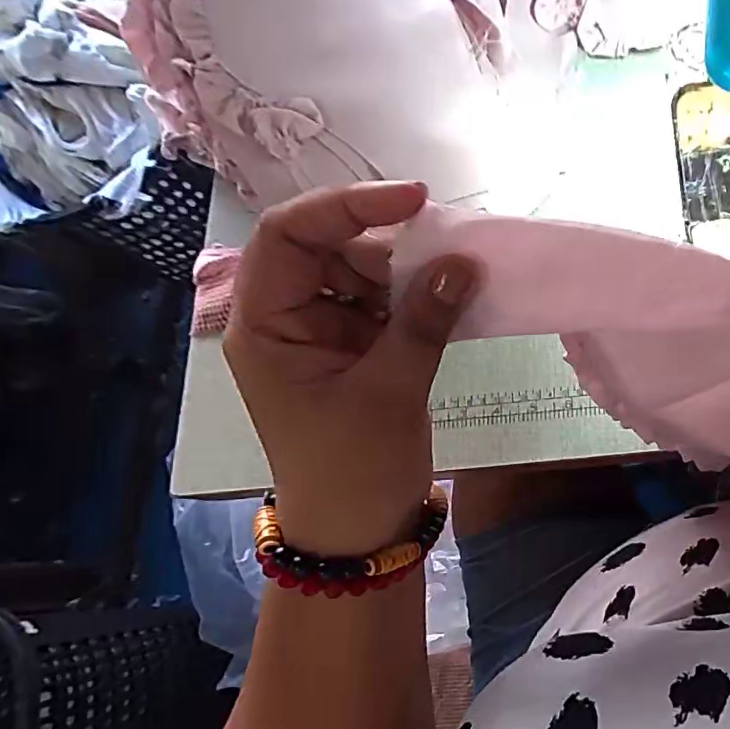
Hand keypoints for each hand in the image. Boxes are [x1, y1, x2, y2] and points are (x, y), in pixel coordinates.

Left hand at [223, 182, 477, 554]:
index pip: (291, 237)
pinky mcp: (360, 352)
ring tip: (457, 283)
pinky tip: (452, 303)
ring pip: (365, 277)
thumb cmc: (355, 467)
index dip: (347, 207)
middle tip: (449, 254)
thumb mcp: (391, 392)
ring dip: (411, 274)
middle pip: (331, 251)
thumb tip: (462, 263)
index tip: (413, 200)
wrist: (360, 527)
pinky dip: (421, 301)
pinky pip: (389, 307)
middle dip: (389, 247)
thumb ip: (424, 322)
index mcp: (266, 326)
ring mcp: (327, 335)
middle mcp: (289, 320)